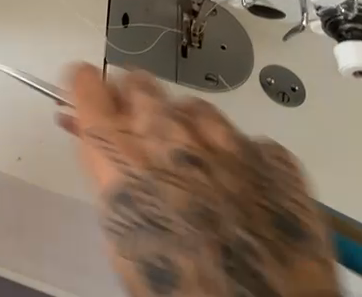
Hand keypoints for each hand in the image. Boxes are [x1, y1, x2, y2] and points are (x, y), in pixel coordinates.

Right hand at [60, 64, 337, 296]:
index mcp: (119, 150)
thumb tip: (94, 139)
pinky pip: (248, 140)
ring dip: (185, 124)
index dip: (86, 90)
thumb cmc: (170, 284)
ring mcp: (226, 141)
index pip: (87, 84)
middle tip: (138, 133)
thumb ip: (107, 172)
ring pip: (193, 107)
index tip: (90, 102)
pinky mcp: (275, 160)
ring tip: (191, 160)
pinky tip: (240, 184)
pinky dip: (239, 155)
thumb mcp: (119, 230)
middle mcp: (169, 132)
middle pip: (139, 84)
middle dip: (133, 101)